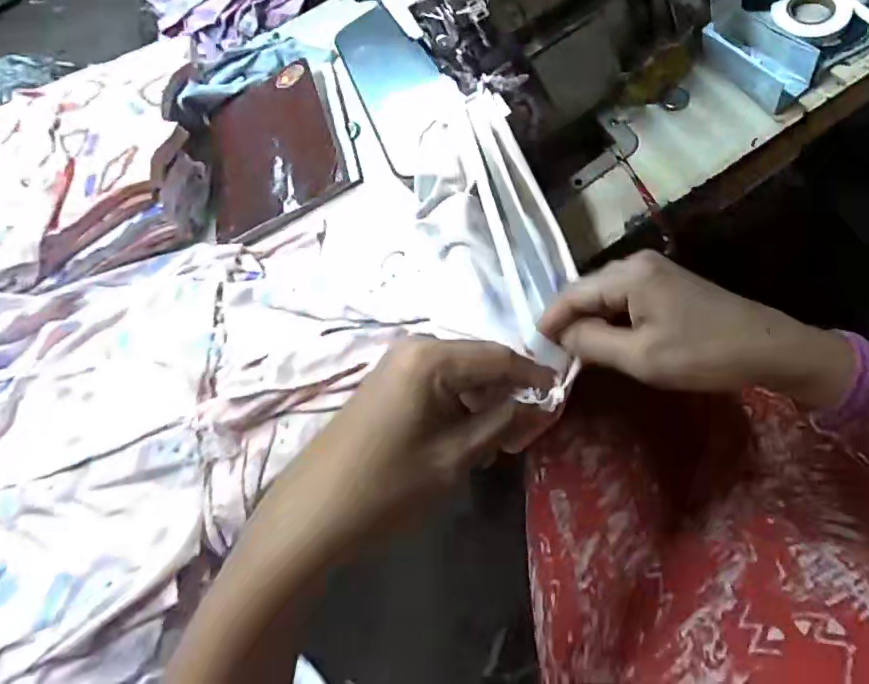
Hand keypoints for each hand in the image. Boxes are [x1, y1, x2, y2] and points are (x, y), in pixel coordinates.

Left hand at [262, 338, 553, 559]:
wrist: (307, 520)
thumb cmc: (386, 487)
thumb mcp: (455, 457)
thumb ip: (502, 422)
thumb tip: (539, 404)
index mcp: (432, 357)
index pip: (500, 357)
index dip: (534, 376)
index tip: (561, 396)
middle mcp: (415, 348)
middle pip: (480, 362)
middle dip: (509, 392)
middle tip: (529, 431)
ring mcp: (397, 365)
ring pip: (461, 374)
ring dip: (485, 402)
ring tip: (500, 444)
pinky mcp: (387, 384)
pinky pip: (438, 384)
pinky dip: (460, 406)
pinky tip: (468, 439)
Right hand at [536, 251, 854, 408]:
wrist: (764, 345)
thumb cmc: (702, 353)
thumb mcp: (642, 357)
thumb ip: (594, 343)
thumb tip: (562, 335)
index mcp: (629, 274)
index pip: (574, 292)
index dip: (551, 318)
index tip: (533, 346)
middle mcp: (638, 262)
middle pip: (588, 288)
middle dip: (568, 318)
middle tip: (549, 351)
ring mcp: (655, 269)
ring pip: (606, 293)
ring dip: (589, 318)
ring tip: (572, 348)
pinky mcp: (668, 282)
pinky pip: (625, 296)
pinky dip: (611, 316)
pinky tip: (605, 337)